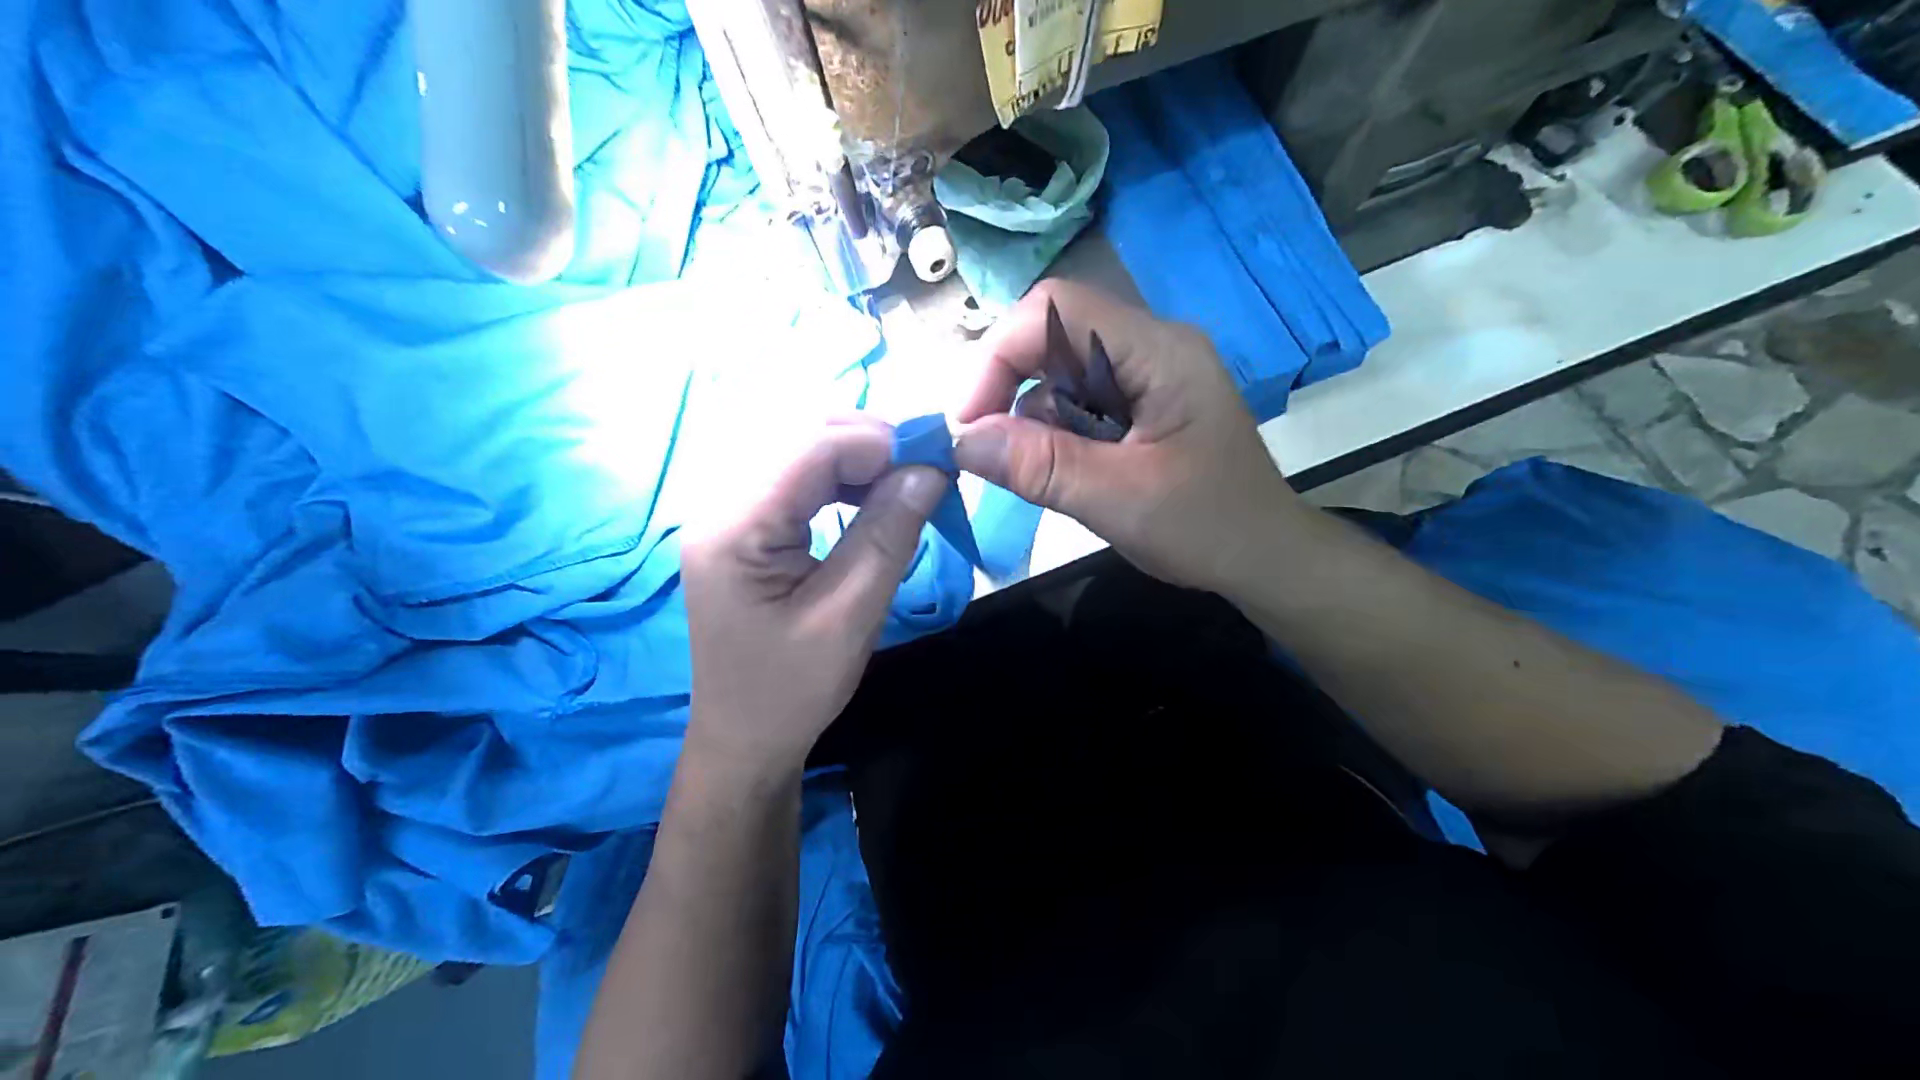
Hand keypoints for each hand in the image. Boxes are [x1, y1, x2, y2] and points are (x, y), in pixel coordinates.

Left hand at [681, 418, 945, 773]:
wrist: (744, 739)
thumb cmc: (792, 691)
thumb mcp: (849, 617)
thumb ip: (887, 535)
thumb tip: (930, 468)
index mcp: (734, 528)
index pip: (810, 447)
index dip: (879, 442)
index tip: (937, 460)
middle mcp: (719, 505)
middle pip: (800, 437)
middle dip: (870, 443)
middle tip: (926, 470)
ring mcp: (726, 513)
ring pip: (799, 450)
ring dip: (858, 457)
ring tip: (905, 481)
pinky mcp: (742, 525)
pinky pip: (795, 477)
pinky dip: (840, 477)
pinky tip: (870, 495)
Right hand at [953, 280, 1303, 593]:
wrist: (1265, 557)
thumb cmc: (1208, 528)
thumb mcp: (1118, 501)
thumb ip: (1040, 467)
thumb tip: (962, 441)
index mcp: (1159, 352)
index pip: (1055, 309)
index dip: (999, 355)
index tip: (970, 422)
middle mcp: (1149, 346)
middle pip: (1052, 336)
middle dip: (1010, 390)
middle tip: (992, 452)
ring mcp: (1144, 373)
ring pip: (1058, 372)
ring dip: (1033, 420)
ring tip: (1046, 474)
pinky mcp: (1137, 402)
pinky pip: (1074, 400)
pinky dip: (1053, 434)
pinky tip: (1068, 472)